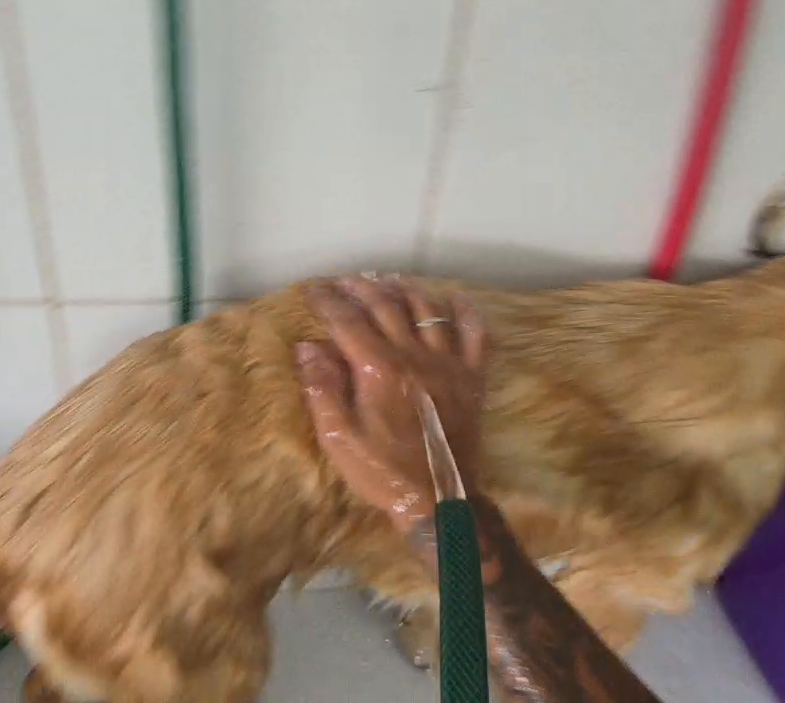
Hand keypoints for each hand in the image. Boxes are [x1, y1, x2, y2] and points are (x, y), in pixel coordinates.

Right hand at [296, 275, 486, 532]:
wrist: (440, 502)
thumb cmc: (382, 471)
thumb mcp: (339, 436)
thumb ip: (322, 387)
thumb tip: (308, 345)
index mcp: (378, 368)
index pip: (347, 320)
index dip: (327, 300)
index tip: (313, 289)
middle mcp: (413, 355)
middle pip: (385, 305)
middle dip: (361, 287)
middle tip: (345, 282)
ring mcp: (447, 363)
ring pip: (427, 310)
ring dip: (405, 290)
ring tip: (388, 282)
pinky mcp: (472, 377)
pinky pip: (476, 334)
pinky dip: (466, 312)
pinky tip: (454, 299)